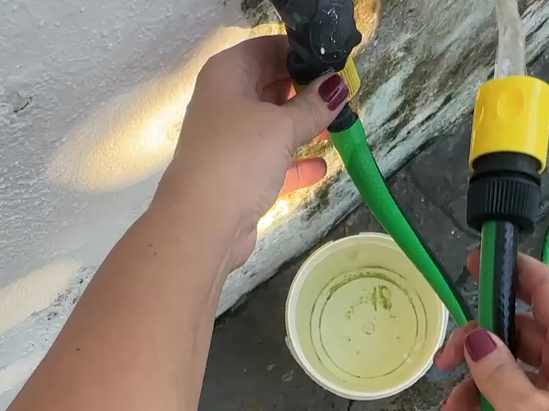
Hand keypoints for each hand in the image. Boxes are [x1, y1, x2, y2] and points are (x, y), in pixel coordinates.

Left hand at [157, 35, 348, 269]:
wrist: (203, 223)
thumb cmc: (238, 159)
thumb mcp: (281, 127)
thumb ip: (312, 107)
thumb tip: (338, 86)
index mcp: (228, 74)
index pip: (269, 49)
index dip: (302, 54)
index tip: (336, 66)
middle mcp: (227, 102)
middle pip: (272, 86)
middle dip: (307, 92)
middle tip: (344, 98)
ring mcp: (232, 141)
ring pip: (275, 127)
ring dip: (305, 129)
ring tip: (341, 129)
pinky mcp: (241, 176)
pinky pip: (274, 161)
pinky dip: (296, 163)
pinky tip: (322, 167)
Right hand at [436, 252, 548, 410]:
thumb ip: (497, 373)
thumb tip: (476, 338)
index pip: (547, 290)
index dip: (512, 270)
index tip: (474, 263)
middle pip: (521, 332)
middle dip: (480, 342)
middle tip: (444, 361)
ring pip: (512, 371)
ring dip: (478, 384)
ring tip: (450, 408)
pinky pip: (514, 403)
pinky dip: (488, 409)